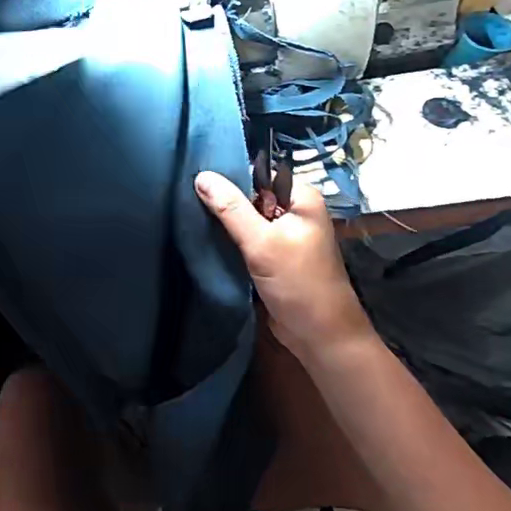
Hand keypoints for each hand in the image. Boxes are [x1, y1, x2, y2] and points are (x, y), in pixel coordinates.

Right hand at [194, 170, 375, 364]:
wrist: (320, 337)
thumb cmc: (298, 283)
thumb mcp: (261, 242)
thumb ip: (231, 208)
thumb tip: (201, 175)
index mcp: (302, 198)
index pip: (260, 173)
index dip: (231, 177)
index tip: (198, 181)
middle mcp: (296, 211)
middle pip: (252, 196)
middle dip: (225, 201)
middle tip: (190, 201)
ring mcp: (286, 235)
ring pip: (248, 220)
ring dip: (227, 224)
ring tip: (193, 217)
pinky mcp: (276, 257)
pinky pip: (249, 240)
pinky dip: (232, 241)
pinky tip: (207, 239)